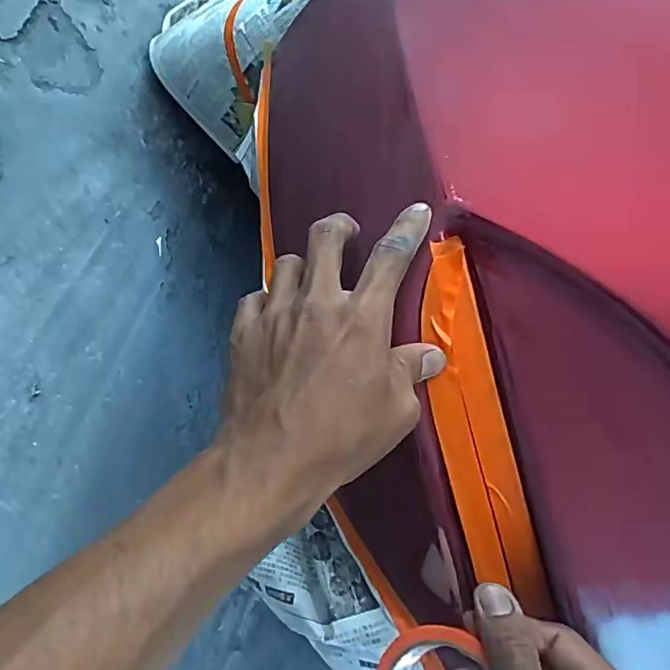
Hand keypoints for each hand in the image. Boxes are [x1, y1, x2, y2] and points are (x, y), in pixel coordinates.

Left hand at [212, 203, 445, 539]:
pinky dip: (268, 300)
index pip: (390, 257)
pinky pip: (255, 296)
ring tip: (309, 284)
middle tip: (347, 235)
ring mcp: (274, 313)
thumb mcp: (394, 412)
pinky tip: (273, 318)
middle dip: (340, 227)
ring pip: (287, 263)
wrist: (269, 457)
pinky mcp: (242, 329)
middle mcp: (316, 303)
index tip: (415, 212)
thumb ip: (408, 373)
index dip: (406, 229)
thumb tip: (427, 354)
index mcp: (362, 318)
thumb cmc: (340, 438)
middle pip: (326, 238)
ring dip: (303, 267)